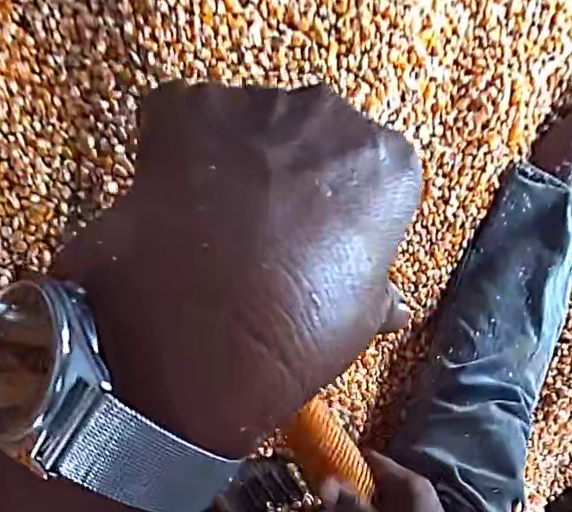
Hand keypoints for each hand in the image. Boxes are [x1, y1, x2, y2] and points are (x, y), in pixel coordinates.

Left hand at [52, 83, 421, 456]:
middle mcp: (328, 116)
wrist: (217, 343)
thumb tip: (392, 306)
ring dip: (236, 166)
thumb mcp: (357, 323)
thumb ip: (376, 292)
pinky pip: (183, 118)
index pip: (371, 175)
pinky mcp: (188, 111)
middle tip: (265, 241)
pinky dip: (179, 155)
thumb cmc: (300, 337)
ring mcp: (256, 107)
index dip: (341, 215)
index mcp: (386, 165)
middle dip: (289, 180)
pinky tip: (178, 207)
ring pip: (248, 126)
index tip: (321, 247)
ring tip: (215, 233)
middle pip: (311, 137)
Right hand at [318, 451, 502, 511]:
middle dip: (352, 490)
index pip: (371, 458)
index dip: (346, 461)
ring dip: (363, 508)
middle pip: (374, 479)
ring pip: (381, 498)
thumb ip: (351, 506)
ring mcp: (417, 504)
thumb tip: (324, 483)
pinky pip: (389, 511)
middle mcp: (413, 487)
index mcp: (406, 482)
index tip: (324, 471)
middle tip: (333, 504)